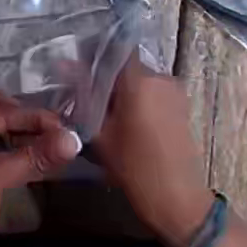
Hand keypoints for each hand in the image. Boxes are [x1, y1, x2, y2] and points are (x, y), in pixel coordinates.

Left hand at [0, 94, 80, 246]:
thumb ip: (35, 157)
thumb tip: (75, 139)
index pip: (2, 113)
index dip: (37, 118)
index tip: (70, 126)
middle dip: (31, 124)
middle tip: (65, 131)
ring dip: (26, 142)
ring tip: (59, 145)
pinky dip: (19, 160)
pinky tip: (40, 165)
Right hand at [95, 57, 212, 246]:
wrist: (177, 199)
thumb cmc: (134, 168)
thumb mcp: (100, 134)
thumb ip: (83, 96)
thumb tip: (64, 66)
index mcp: (140, 80)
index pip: (116, 47)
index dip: (96, 51)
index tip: (78, 61)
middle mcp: (161, 77)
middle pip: (127, 65)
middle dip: (106, 75)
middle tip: (84, 92)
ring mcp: (174, 90)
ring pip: (140, 79)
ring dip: (122, 89)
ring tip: (103, 110)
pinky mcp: (181, 105)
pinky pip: (153, 92)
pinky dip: (137, 99)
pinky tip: (123, 120)